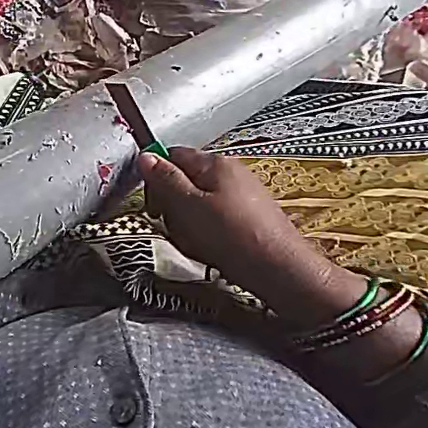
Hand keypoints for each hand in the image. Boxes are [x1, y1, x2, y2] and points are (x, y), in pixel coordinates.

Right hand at [139, 147, 366, 328]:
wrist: (281, 272)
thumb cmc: (232, 235)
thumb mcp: (188, 206)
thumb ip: (165, 179)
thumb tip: (145, 156)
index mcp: (215, 163)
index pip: (172, 155)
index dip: (156, 177)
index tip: (153, 202)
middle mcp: (230, 173)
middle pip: (184, 180)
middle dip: (172, 204)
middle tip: (174, 225)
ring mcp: (242, 196)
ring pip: (196, 203)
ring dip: (187, 223)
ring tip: (195, 242)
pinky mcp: (248, 218)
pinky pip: (214, 219)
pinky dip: (206, 233)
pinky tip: (211, 250)